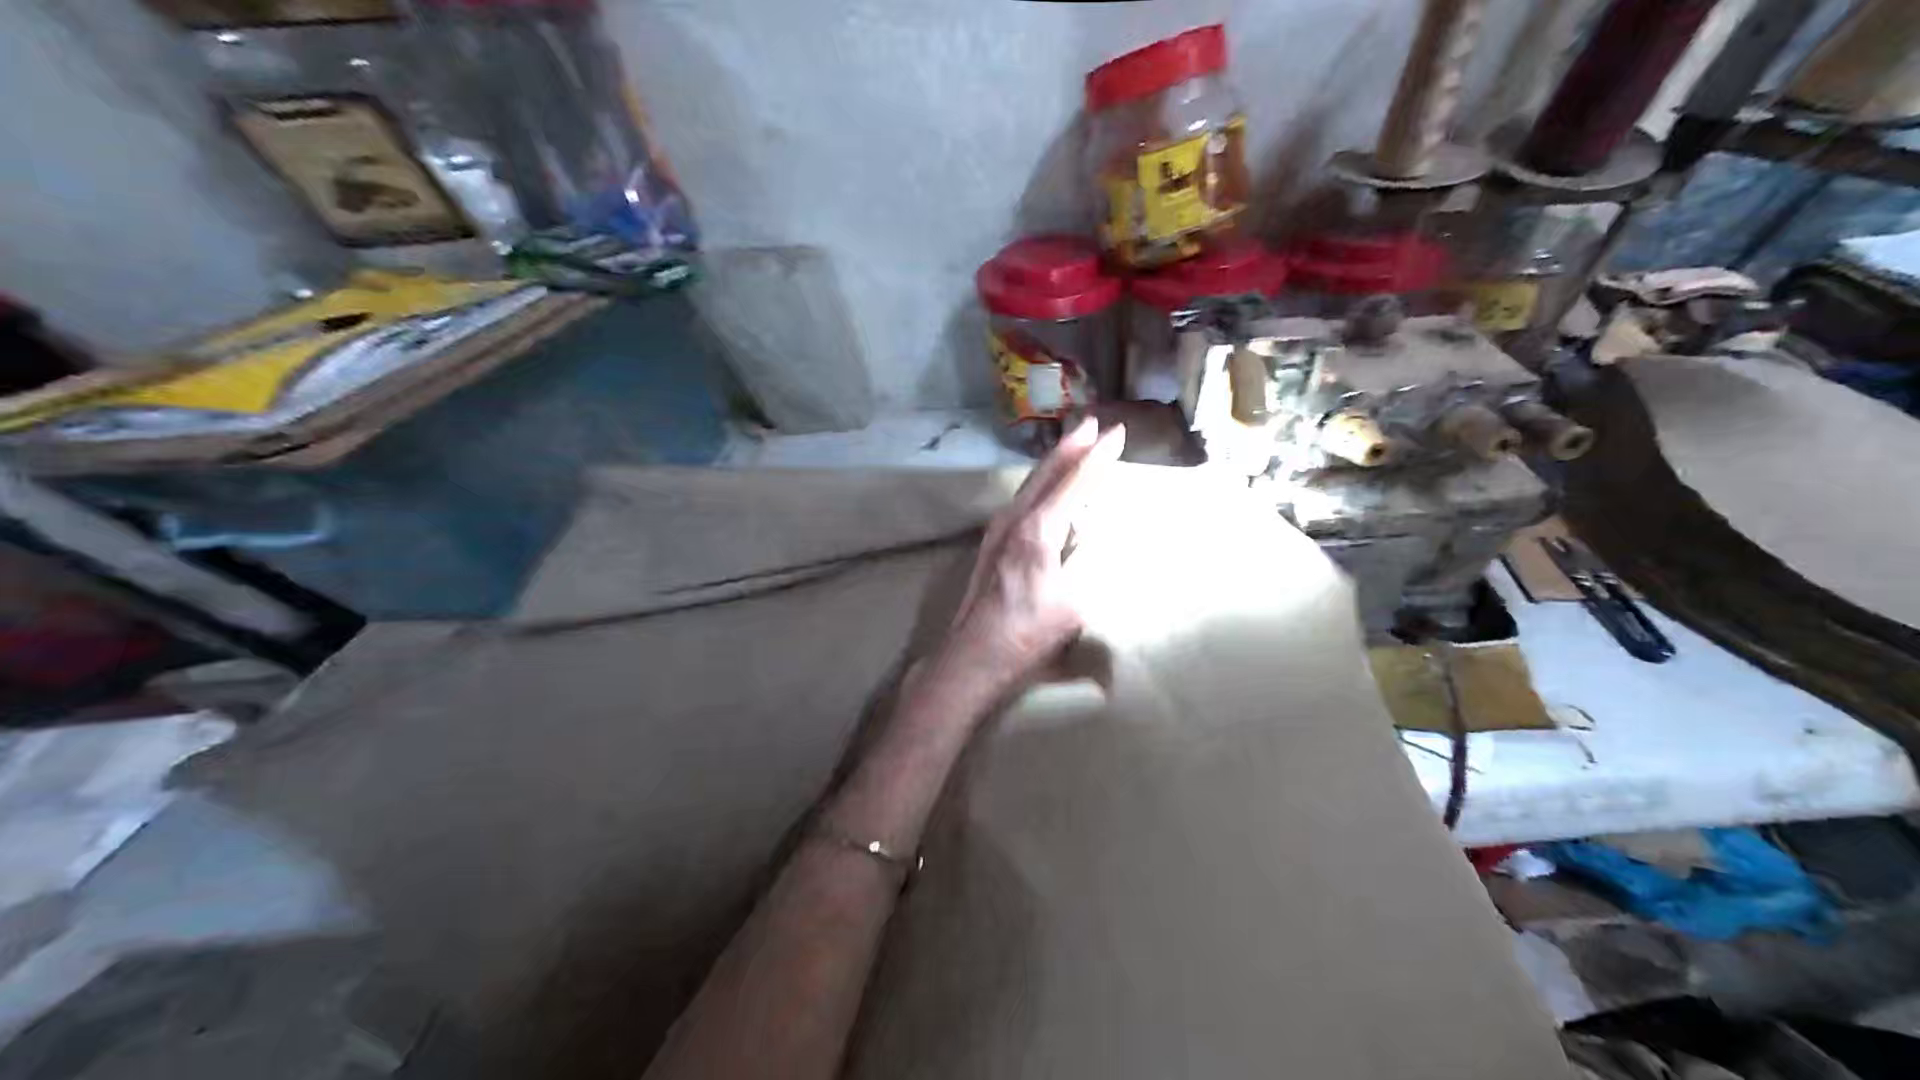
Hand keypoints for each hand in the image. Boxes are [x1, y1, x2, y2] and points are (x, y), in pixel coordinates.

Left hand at [935, 418, 1125, 697]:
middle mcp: (1014, 520)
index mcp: (1038, 530)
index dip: (1098, 456)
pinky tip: (1047, 492)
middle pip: (1047, 472)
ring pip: (1030, 484)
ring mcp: (998, 531)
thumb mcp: (1074, 603)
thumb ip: (1084, 565)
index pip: (1075, 482)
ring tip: (1073, 447)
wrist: (974, 656)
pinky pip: (1022, 500)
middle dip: (1072, 446)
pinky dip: (1041, 485)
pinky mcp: (991, 545)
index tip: (1117, 432)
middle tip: (1093, 423)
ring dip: (1054, 463)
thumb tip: (1085, 543)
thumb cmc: (1027, 634)